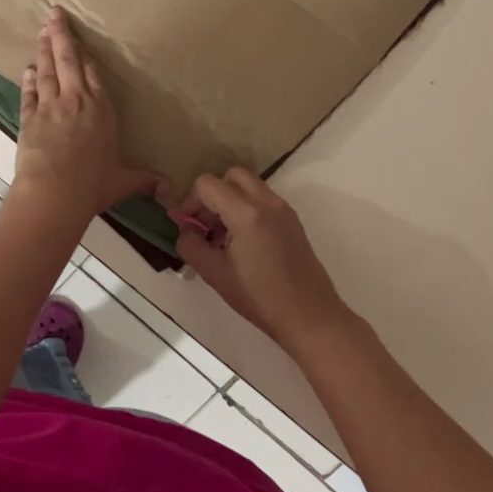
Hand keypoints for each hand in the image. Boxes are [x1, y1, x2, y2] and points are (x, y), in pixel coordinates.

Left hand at [15, 8, 164, 217]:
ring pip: (47, 72)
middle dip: (62, 36)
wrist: (53, 193)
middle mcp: (76, 102)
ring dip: (44, 50)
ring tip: (42, 31)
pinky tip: (27, 69)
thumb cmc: (91, 186)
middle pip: (68, 62)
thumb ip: (142, 180)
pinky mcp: (28, 120)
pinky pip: (29, 94)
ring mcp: (49, 108)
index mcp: (102, 111)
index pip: (94, 76)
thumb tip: (168, 189)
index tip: (82, 43)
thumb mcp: (122, 182)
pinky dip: (28, 81)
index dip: (87, 58)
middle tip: (54, 14)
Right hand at [172, 168, 356, 353]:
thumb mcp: (212, 273)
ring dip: (227, 202)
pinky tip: (239, 243)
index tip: (185, 226)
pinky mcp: (292, 222)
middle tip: (202, 224)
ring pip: (248, 187)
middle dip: (211, 194)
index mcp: (247, 214)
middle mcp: (268, 203)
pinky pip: (262, 201)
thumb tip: (185, 229)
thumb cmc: (257, 296)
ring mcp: (284, 211)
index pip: (208, 184)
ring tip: (219, 237)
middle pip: (232, 176)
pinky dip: (244, 210)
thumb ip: (189, 244)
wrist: (308, 315)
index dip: (189, 201)